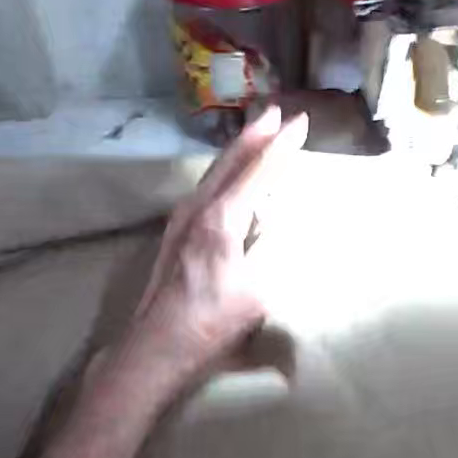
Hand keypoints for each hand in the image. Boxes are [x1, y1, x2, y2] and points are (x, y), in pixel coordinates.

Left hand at [118, 107, 308, 386]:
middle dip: (255, 135)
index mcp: (221, 219)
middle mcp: (197, 209)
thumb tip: (268, 232)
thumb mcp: (257, 292)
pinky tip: (230, 181)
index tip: (300, 121)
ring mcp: (181, 220)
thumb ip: (267, 254)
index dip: (281, 145)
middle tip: (276, 112)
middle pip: (230, 161)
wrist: (157, 345)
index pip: (258, 171)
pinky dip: (224, 174)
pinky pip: (205, 189)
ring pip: (213, 173)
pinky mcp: (174, 234)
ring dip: (237, 152)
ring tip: (256, 136)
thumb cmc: (210, 323)